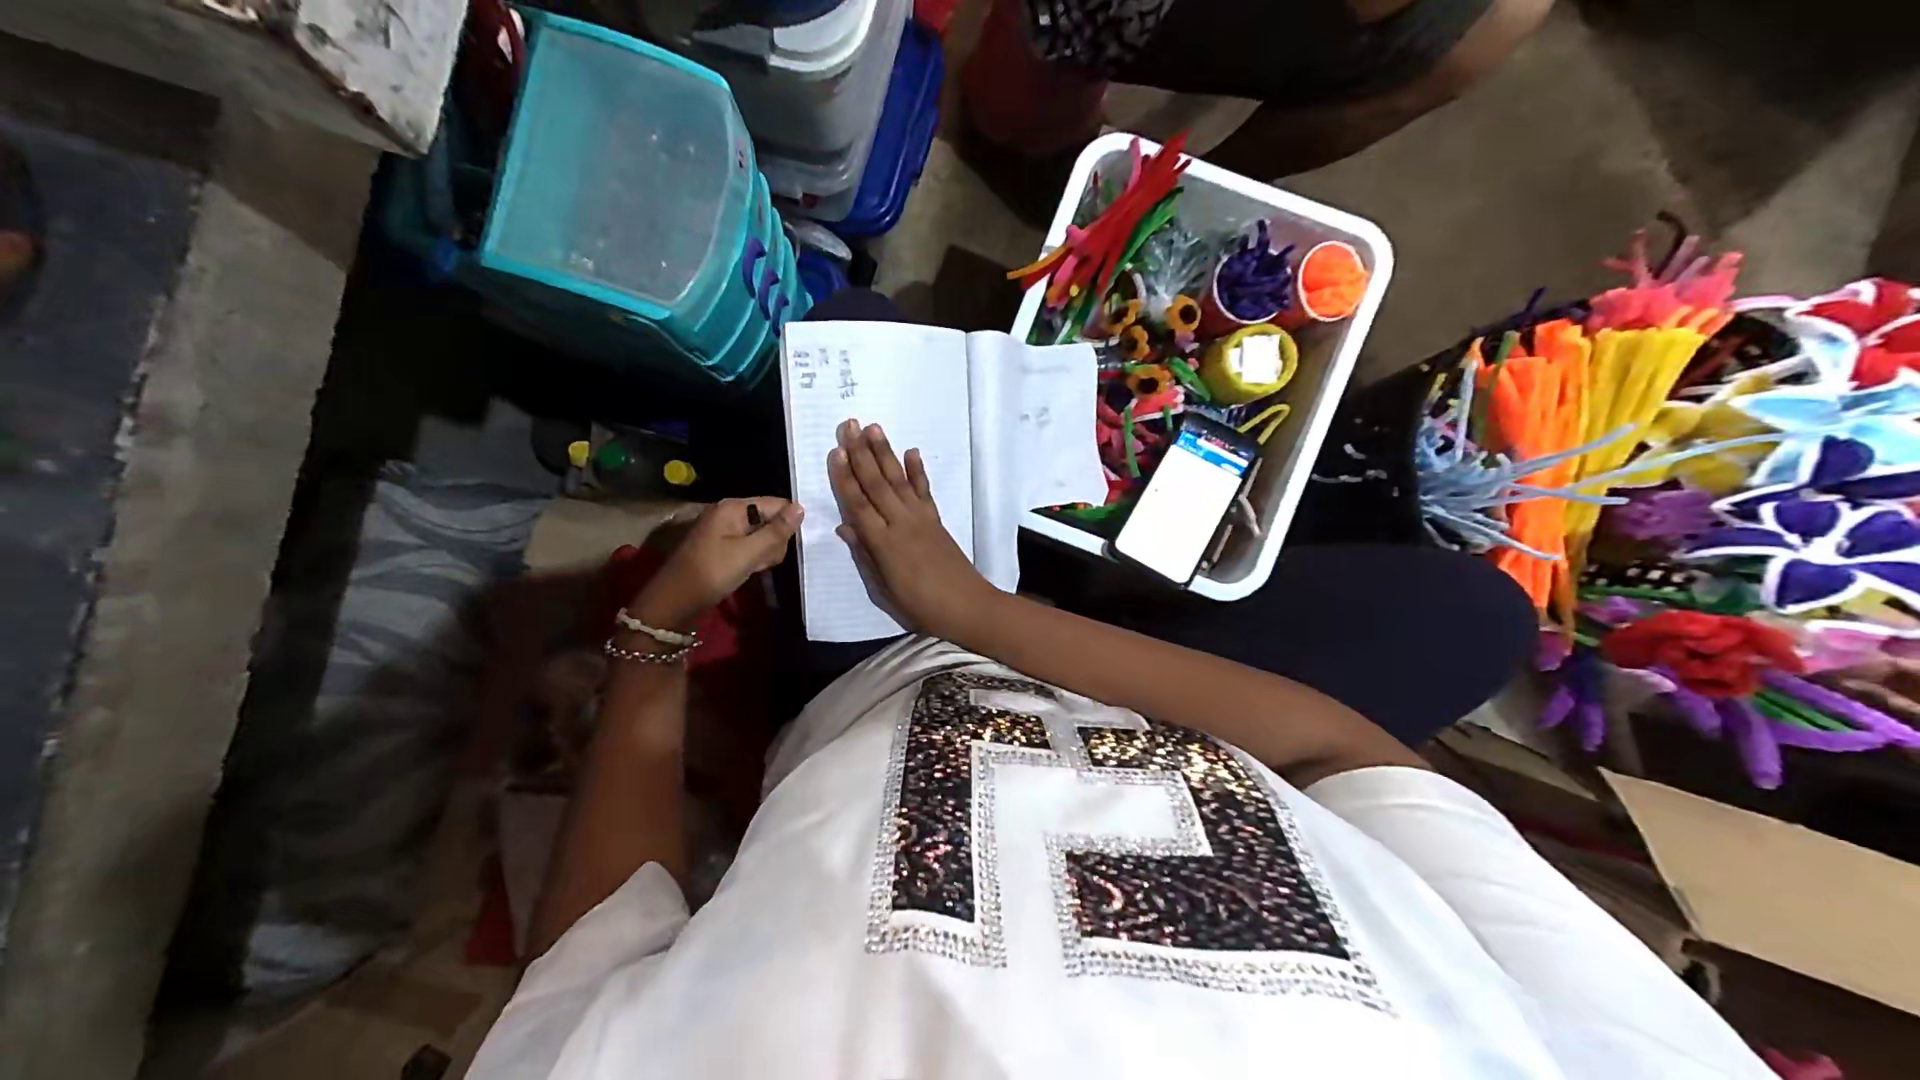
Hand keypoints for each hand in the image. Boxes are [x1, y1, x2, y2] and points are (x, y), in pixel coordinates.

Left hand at [632, 497, 800, 629]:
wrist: (675, 600)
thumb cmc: (713, 573)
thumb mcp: (749, 553)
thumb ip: (776, 531)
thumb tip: (800, 507)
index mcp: (733, 507)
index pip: (776, 504)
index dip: (787, 524)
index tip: (788, 546)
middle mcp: (729, 512)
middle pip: (770, 519)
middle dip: (774, 542)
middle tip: (762, 561)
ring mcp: (724, 529)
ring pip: (762, 535)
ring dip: (764, 553)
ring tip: (753, 568)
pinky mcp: (722, 546)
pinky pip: (749, 546)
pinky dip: (753, 558)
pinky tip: (748, 570)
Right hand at [829, 420, 999, 639]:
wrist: (968, 607)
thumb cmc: (920, 607)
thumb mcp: (884, 590)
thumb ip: (865, 556)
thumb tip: (845, 527)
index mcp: (883, 544)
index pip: (859, 504)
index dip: (845, 477)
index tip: (836, 451)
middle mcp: (901, 524)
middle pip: (877, 484)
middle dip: (861, 453)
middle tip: (850, 424)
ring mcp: (921, 519)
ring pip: (899, 481)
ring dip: (885, 453)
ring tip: (874, 428)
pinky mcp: (937, 521)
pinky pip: (924, 491)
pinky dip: (918, 471)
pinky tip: (912, 452)